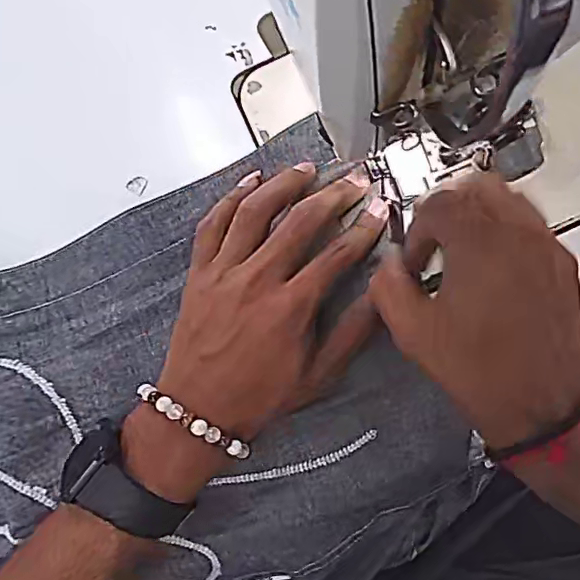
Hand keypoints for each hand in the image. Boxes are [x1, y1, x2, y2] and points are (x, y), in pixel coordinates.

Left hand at [122, 163, 389, 501]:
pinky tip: (251, 182)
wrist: (198, 410)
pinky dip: (232, 198)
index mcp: (289, 308)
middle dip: (334, 194)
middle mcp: (256, 282)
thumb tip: (379, 296)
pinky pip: (214, 224)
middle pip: (300, 222)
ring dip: (284, 184)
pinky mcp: (200, 274)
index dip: (364, 228)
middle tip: (355, 180)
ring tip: (306, 169)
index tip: (380, 210)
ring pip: (255, 211)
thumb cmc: (256, 397)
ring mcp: (224, 273)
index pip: (337, 254)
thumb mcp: (317, 376)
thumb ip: (351, 333)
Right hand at [368, 171, 579, 449]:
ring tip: (463, 249)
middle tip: (435, 236)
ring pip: (511, 200)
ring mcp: (546, 248)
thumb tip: (387, 268)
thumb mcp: (414, 333)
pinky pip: (533, 227)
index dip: (416, 228)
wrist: (538, 404)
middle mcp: (518, 236)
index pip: (440, 203)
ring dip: (481, 214)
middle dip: (449, 207)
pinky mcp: (562, 266)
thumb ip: (388, 287)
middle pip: (479, 186)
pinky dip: (508, 233)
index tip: (413, 256)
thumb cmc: (487, 374)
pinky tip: (493, 266)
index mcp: (479, 245)